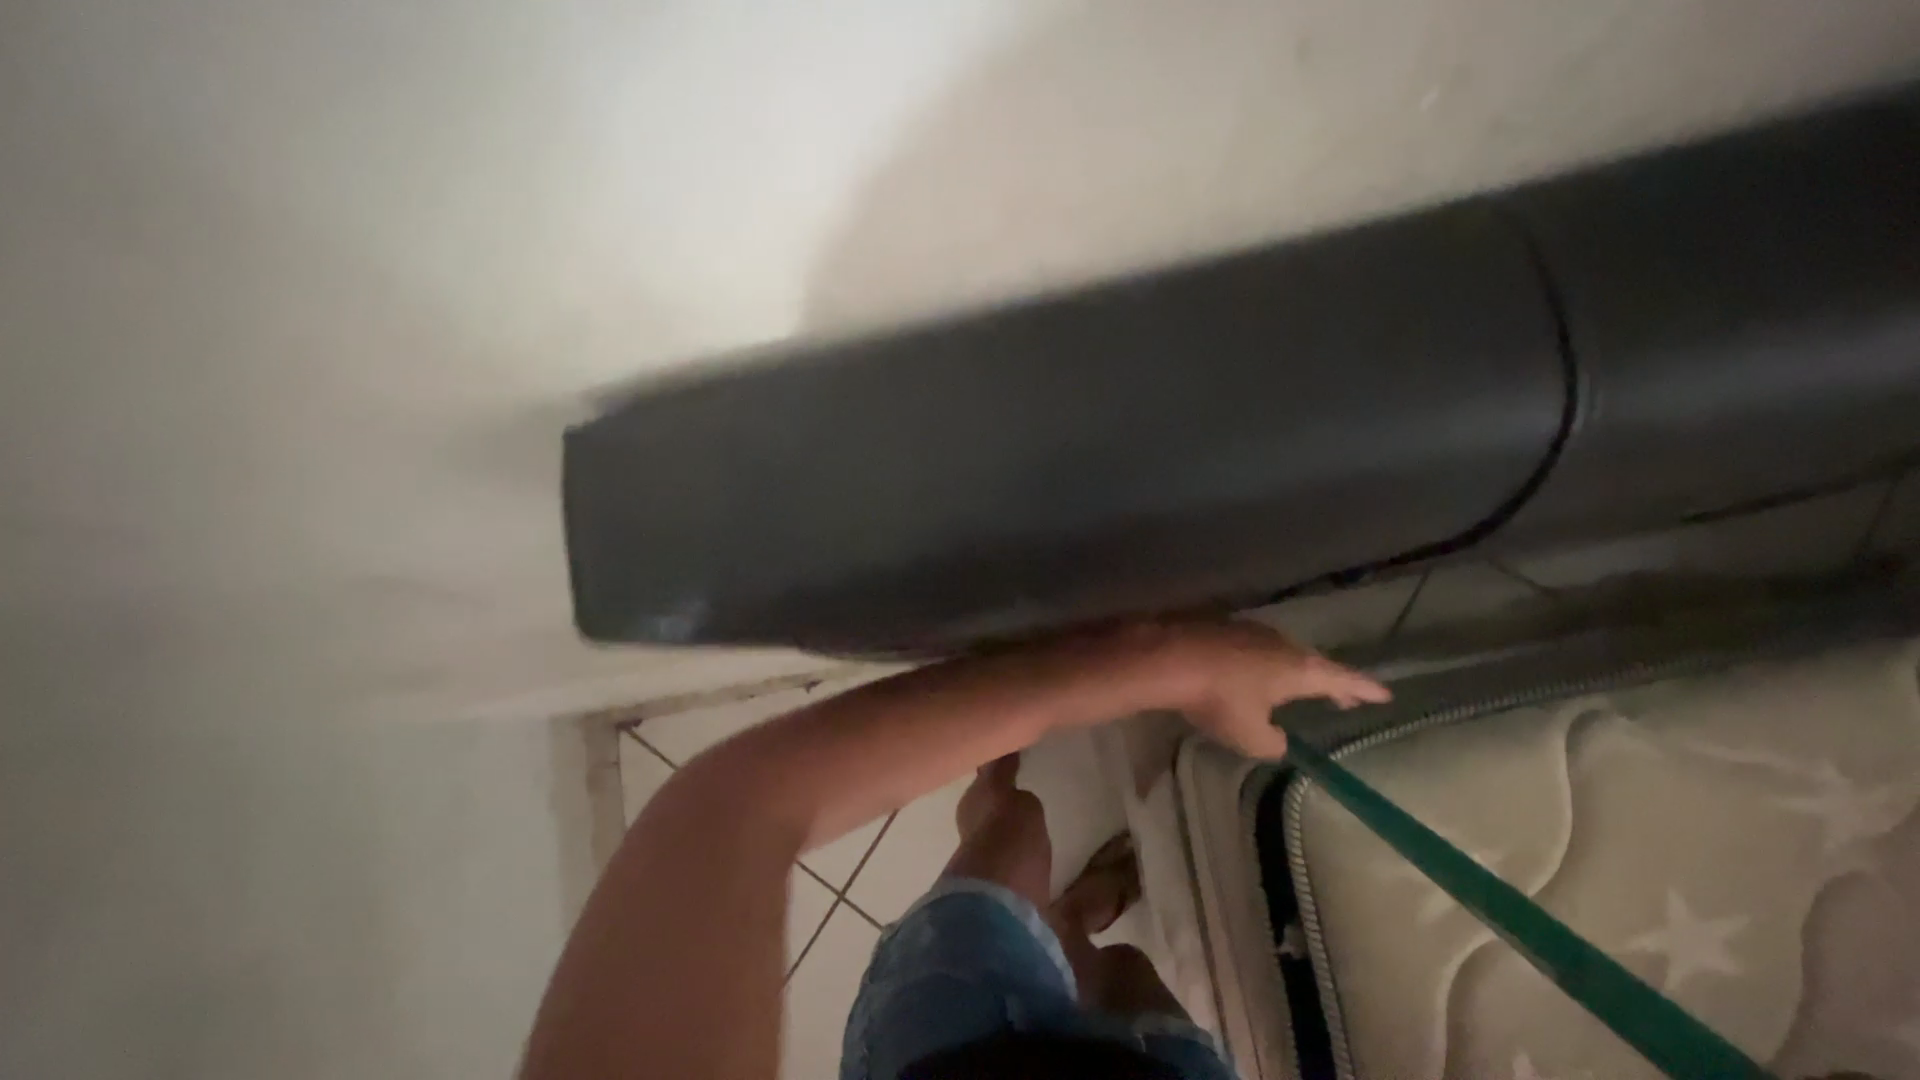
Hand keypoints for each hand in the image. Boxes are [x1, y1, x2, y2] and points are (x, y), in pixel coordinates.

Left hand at [1119, 618, 1390, 757]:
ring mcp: (1251, 630)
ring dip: (1293, 671)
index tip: (1384, 694)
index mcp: (1300, 669)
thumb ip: (1272, 743)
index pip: (1343, 680)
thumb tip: (1277, 740)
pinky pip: (1253, 648)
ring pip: (1282, 653)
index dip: (1364, 689)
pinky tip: (1251, 674)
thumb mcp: (1250, 736)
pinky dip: (1262, 663)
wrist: (1168, 656)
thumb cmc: (1218, 699)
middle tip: (1341, 697)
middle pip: (1314, 663)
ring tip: (1296, 688)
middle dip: (1328, 681)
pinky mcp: (1222, 627)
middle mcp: (1282, 643)